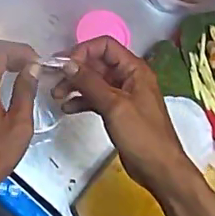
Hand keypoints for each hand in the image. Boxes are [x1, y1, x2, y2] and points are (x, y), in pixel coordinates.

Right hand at [52, 36, 188, 185]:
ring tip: (57, 96)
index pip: (105, 46)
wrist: (159, 169)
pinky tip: (68, 108)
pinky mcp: (116, 110)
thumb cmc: (143, 136)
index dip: (83, 51)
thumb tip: (67, 64)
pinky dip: (80, 100)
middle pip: (96, 63)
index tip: (64, 65)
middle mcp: (128, 78)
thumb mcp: (114, 105)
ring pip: (93, 80)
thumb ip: (89, 82)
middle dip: (74, 70)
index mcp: (134, 70)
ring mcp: (122, 94)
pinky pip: (94, 97)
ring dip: (74, 85)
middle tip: (55, 80)